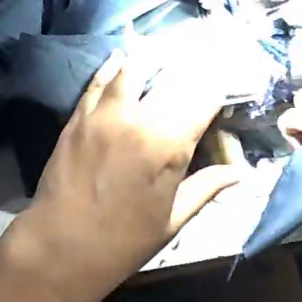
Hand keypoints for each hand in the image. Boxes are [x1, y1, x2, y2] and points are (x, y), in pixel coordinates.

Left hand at [8, 50, 246, 301]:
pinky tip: (120, 58)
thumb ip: (207, 187)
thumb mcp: (173, 219)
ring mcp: (104, 113)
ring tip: (161, 53)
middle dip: (190, 73)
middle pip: (172, 79)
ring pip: (132, 68)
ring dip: (150, 59)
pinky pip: (99, 81)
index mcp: (168, 144)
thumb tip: (241, 173)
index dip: (217, 93)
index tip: (222, 93)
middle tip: (199, 70)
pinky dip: (112, 67)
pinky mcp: (78, 116)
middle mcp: (138, 118)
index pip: (203, 99)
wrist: (60, 248)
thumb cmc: (124, 241)